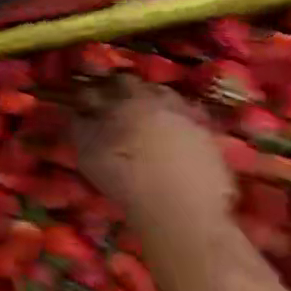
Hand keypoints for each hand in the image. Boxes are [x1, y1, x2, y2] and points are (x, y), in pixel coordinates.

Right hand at [74, 78, 235, 230]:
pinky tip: (171, 137)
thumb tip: (77, 112)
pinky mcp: (212, 140)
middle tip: (115, 104)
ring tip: (145, 118)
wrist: (180, 208)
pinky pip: (192, 122)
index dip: (95, 88)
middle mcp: (163, 102)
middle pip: (144, 86)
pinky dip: (180, 124)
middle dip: (127, 91)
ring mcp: (192, 120)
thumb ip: (81, 126)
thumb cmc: (123, 175)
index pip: (109, 83)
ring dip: (157, 104)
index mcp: (128, 100)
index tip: (85, 97)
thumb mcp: (87, 151)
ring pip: (171, 101)